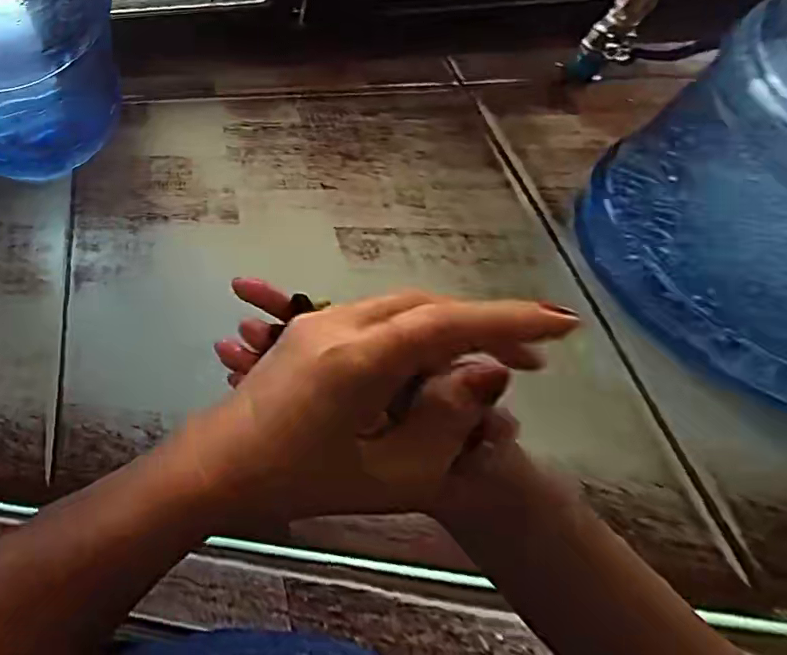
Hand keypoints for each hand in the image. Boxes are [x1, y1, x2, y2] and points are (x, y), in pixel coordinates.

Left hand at [166, 278, 577, 524]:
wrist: (223, 461)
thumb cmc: (305, 479)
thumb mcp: (394, 472)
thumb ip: (445, 419)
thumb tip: (487, 371)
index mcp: (358, 356)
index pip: (445, 322)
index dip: (508, 321)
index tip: (562, 323)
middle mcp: (336, 323)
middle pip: (422, 307)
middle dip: (480, 325)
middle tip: (532, 362)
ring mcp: (317, 322)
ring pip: (397, 309)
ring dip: (444, 328)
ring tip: (489, 365)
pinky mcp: (308, 330)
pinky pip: (372, 320)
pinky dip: (411, 334)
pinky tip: (431, 363)